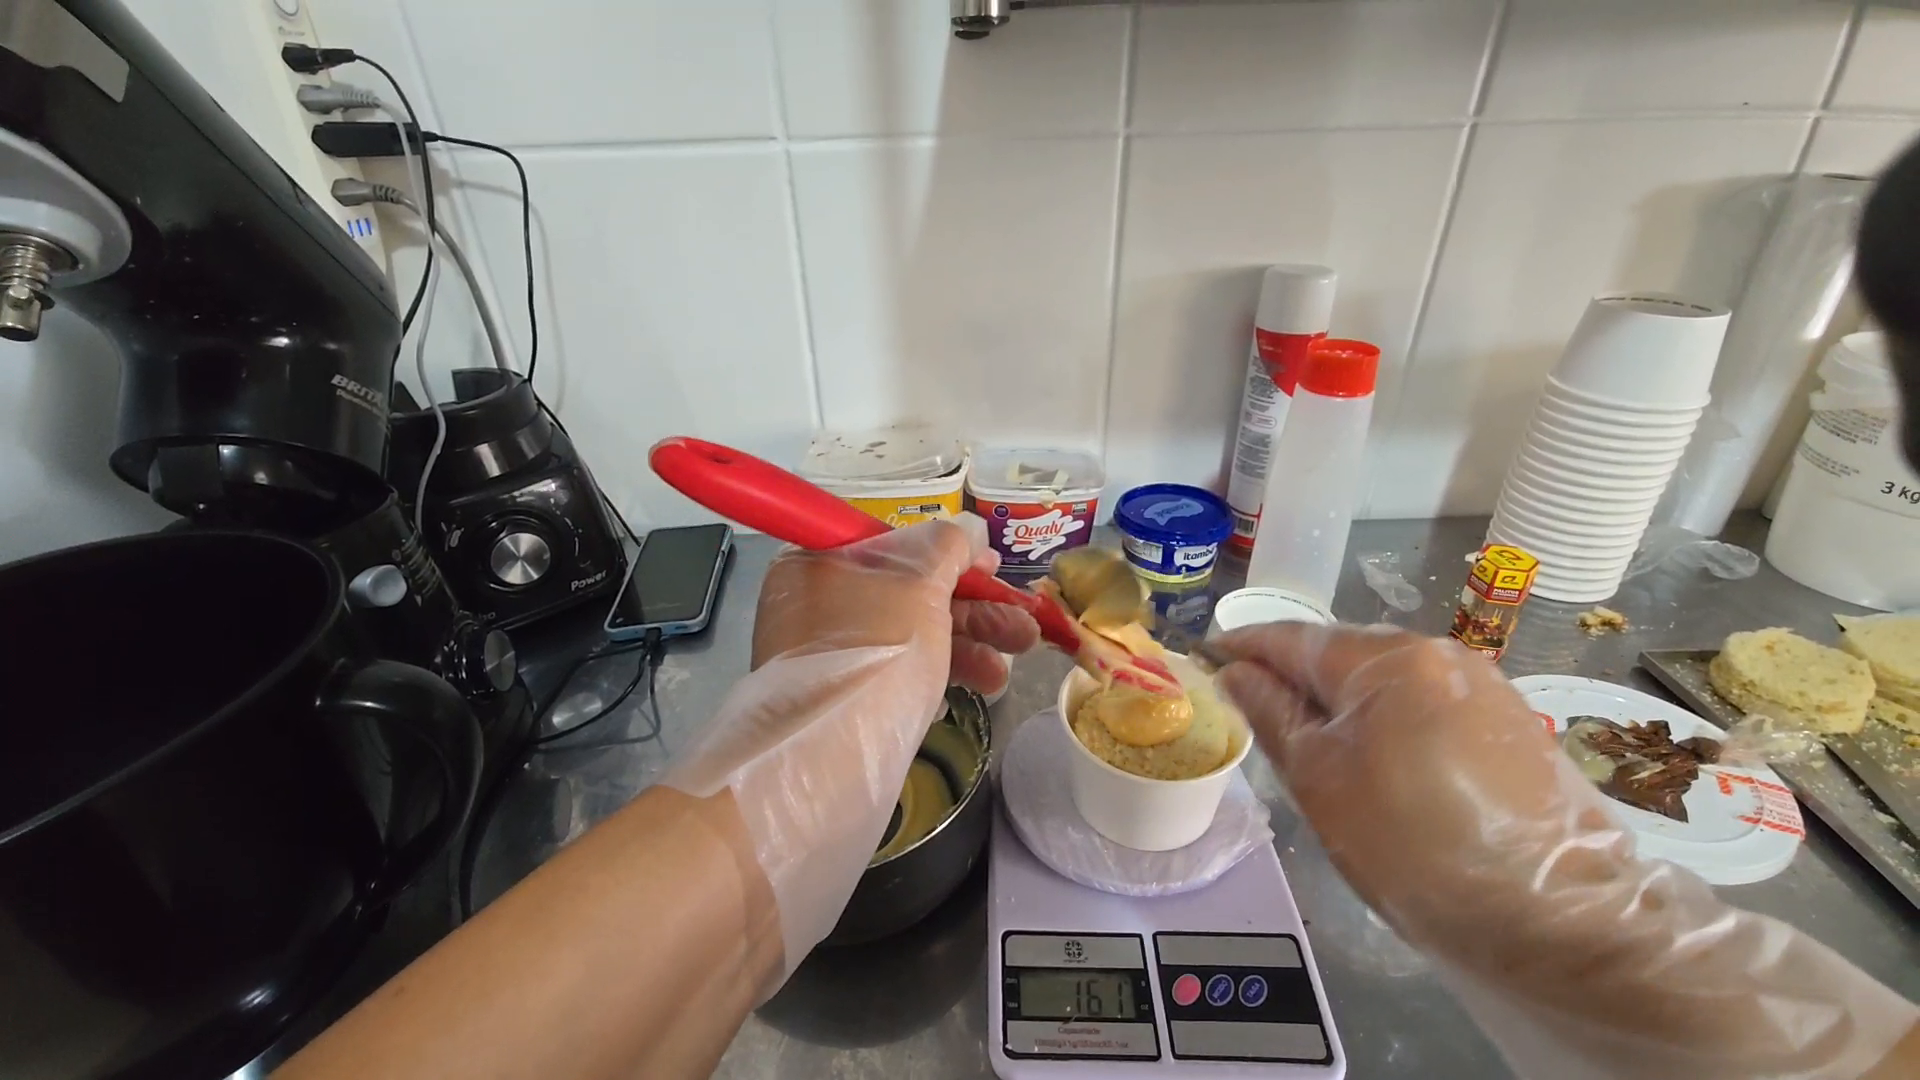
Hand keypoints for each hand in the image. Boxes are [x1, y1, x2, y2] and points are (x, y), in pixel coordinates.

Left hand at [752, 517, 1038, 694]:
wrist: (829, 758)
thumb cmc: (876, 649)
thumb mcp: (917, 582)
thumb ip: (947, 547)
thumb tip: (962, 536)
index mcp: (821, 559)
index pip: (896, 543)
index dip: (950, 555)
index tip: (993, 570)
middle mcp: (821, 601)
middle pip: (912, 590)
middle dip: (977, 607)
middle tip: (1025, 628)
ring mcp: (834, 653)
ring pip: (914, 634)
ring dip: (971, 644)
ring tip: (1010, 668)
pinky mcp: (850, 696)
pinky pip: (903, 670)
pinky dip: (944, 672)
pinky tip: (980, 688)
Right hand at [1208, 622, 1917, 1079]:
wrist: (1562, 923)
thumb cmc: (1413, 845)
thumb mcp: (1321, 780)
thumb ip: (1272, 715)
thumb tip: (1237, 673)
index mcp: (1388, 660)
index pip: (1295, 638)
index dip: (1246, 645)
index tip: (1210, 652)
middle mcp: (1439, 653)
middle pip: (1343, 652)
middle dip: (1294, 673)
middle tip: (1253, 700)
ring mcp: (1483, 684)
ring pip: (1385, 678)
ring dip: (1340, 696)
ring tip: (1308, 732)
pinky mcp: (1510, 720)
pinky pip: (1424, 700)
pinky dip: (1385, 715)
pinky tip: (1373, 750)